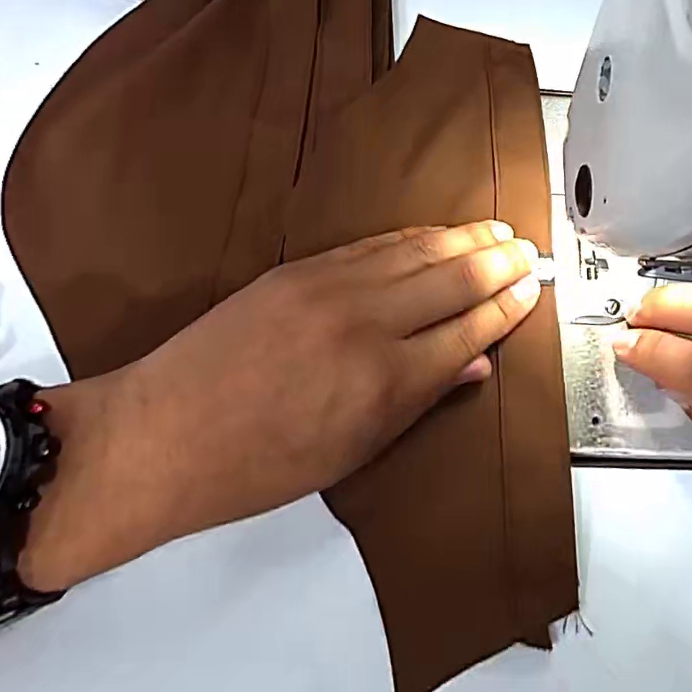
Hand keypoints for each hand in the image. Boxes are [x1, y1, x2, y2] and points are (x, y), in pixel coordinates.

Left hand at [115, 221, 542, 537]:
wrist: (161, 434)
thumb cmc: (257, 461)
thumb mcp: (353, 448)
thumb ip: (422, 398)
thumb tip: (473, 363)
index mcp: (385, 382)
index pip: (469, 329)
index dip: (507, 307)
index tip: (530, 291)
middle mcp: (366, 324)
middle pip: (455, 278)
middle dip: (501, 262)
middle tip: (529, 252)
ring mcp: (331, 287)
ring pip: (420, 250)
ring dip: (466, 238)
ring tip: (498, 230)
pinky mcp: (301, 269)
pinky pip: (375, 244)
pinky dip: (415, 236)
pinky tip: (437, 233)